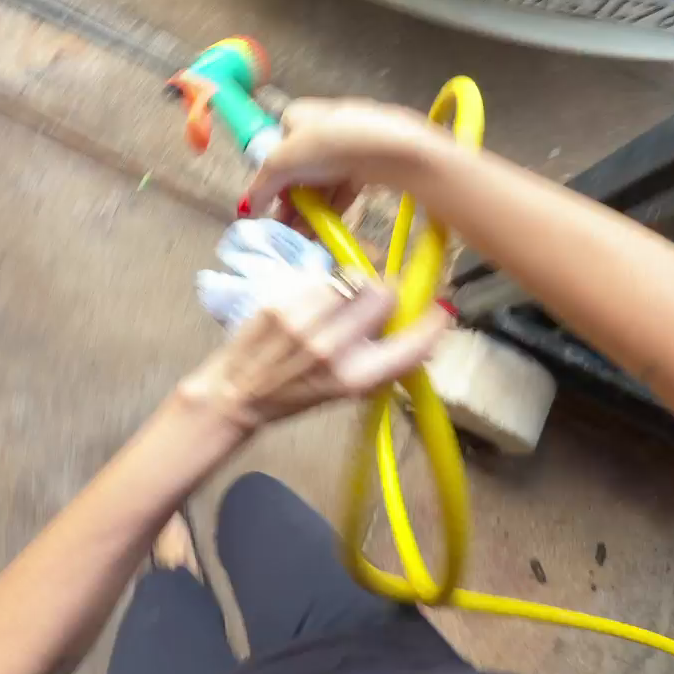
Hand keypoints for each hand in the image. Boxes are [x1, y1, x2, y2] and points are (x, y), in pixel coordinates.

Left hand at [181, 271, 450, 434]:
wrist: (234, 392)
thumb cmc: (293, 395)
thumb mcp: (344, 392)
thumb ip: (381, 364)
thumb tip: (423, 339)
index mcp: (354, 379)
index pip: (412, 345)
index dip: (432, 325)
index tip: (439, 311)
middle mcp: (331, 349)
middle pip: (383, 293)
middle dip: (383, 294)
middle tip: (371, 302)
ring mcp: (304, 322)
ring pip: (349, 279)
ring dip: (348, 287)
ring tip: (333, 304)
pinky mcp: (281, 301)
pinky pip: (317, 278)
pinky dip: (320, 285)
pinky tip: (307, 303)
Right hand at [246, 98, 446, 228]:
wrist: (387, 148)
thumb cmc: (328, 143)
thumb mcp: (281, 164)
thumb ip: (259, 188)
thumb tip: (245, 207)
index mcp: (297, 117)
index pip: (275, 151)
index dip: (271, 181)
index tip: (268, 208)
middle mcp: (320, 128)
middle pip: (299, 172)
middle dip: (291, 202)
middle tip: (286, 228)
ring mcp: (346, 146)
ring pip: (321, 184)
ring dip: (310, 211)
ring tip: (304, 236)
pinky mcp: (367, 164)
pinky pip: (343, 190)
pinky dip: (332, 209)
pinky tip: (324, 230)